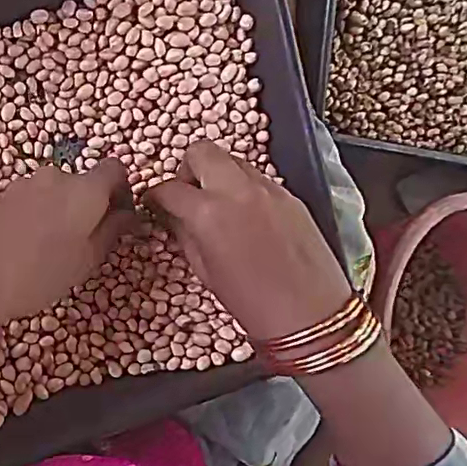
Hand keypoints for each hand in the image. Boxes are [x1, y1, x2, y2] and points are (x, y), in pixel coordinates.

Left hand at [0, 159, 137, 328]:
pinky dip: (42, 213)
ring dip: (65, 210)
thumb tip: (127, 214)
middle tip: (88, 240)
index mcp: (85, 189)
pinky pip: (36, 198)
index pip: (116, 169)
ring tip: (56, 246)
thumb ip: (112, 230)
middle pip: (85, 181)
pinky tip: (32, 243)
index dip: (123, 191)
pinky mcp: (5, 194)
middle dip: (92, 205)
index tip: (120, 217)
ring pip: (59, 191)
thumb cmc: (41, 273)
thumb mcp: (88, 259)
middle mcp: (57, 176)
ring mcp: (27, 183)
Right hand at [146, 141, 352, 340]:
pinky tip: (246, 216)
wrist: (310, 314)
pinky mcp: (290, 194)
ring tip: (218, 205)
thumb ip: (184, 234)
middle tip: (188, 195)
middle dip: (187, 168)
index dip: (156, 196)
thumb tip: (172, 216)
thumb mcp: (204, 271)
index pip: (169, 188)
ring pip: (231, 160)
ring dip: (217, 174)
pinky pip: (257, 177)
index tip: (156, 204)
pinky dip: (243, 187)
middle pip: (201, 151)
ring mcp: (268, 188)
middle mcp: (237, 190)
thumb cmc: (251, 302)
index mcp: (208, 212)